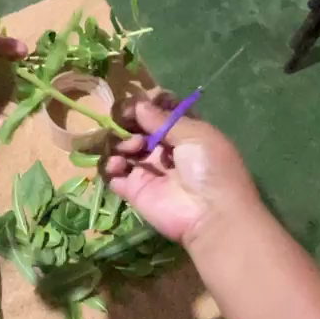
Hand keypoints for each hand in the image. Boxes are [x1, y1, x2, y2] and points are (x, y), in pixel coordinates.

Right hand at [103, 92, 257, 244]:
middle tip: (124, 121)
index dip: (146, 105)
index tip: (136, 104)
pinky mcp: (134, 190)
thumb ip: (163, 119)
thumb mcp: (195, 134)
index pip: (159, 112)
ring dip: (120, 142)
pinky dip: (110, 166)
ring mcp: (148, 170)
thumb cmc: (209, 168)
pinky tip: (117, 165)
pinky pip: (113, 174)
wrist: (210, 214)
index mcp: (184, 133)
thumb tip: (139, 105)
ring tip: (130, 149)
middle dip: (128, 121)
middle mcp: (165, 150)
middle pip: (137, 128)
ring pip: (122, 148)